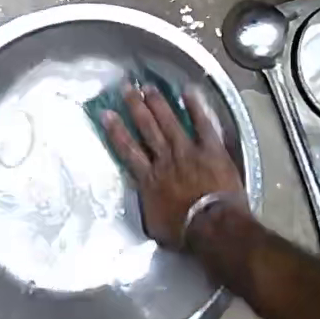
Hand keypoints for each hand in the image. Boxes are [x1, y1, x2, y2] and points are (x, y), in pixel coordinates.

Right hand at [100, 84, 242, 248]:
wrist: (213, 227)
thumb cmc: (183, 231)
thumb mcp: (154, 223)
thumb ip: (146, 204)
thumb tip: (141, 197)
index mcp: (149, 178)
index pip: (127, 149)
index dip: (115, 130)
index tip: (106, 113)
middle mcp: (164, 159)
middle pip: (146, 128)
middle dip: (135, 106)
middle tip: (126, 87)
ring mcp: (187, 152)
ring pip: (169, 122)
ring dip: (158, 103)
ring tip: (149, 86)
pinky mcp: (211, 151)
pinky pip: (202, 125)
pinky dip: (196, 108)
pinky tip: (188, 92)